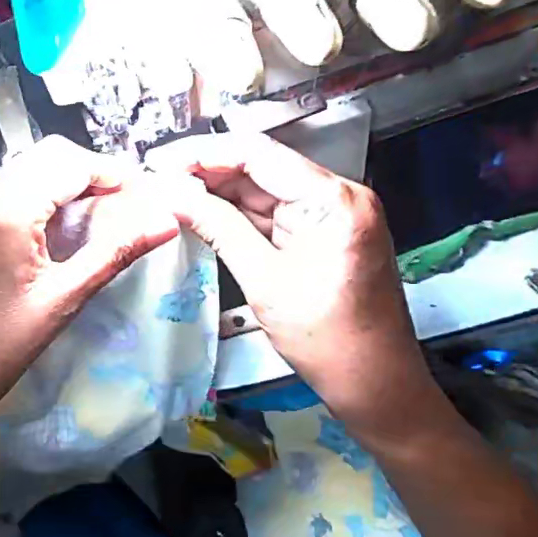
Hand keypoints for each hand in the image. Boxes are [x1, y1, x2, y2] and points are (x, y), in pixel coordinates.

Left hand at [0, 136, 179, 477]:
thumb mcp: (63, 298)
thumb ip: (115, 251)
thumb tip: (166, 222)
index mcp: (7, 206)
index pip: (72, 164)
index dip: (114, 173)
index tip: (147, 193)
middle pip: (48, 156)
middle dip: (91, 172)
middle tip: (126, 203)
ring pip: (26, 168)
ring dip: (65, 181)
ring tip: (99, 214)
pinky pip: (7, 188)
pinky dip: (38, 194)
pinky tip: (57, 226)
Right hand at [146, 132, 440, 441]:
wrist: (375, 383)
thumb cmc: (331, 339)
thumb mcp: (262, 279)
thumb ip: (218, 227)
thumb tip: (177, 197)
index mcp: (333, 200)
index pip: (257, 154)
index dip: (204, 153)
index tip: (166, 161)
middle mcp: (340, 196)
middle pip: (260, 167)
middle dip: (208, 172)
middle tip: (162, 179)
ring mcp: (334, 213)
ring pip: (264, 188)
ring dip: (219, 192)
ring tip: (174, 194)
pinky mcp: (325, 232)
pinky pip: (274, 211)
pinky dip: (239, 213)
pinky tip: (205, 213)